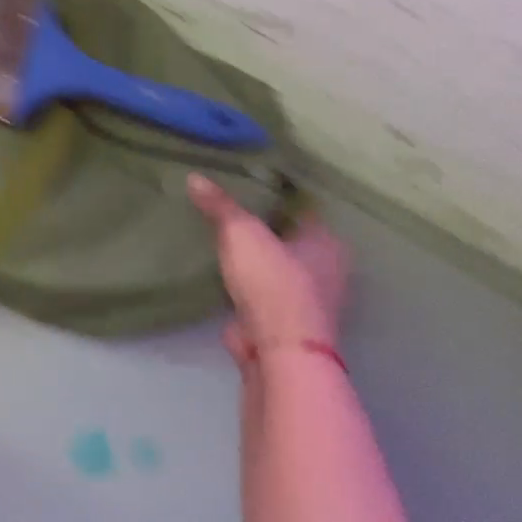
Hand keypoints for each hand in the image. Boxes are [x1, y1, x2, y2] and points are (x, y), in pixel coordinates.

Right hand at [189, 174, 347, 364]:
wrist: (278, 345)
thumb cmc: (272, 281)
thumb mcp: (240, 232)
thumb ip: (219, 205)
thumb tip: (194, 176)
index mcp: (327, 243)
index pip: (300, 208)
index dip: (272, 194)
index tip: (242, 182)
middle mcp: (326, 267)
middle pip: (288, 234)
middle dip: (261, 222)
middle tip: (224, 204)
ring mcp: (307, 293)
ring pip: (275, 260)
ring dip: (253, 251)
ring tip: (216, 231)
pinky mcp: (284, 313)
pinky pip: (262, 282)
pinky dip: (246, 274)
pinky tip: (221, 263)